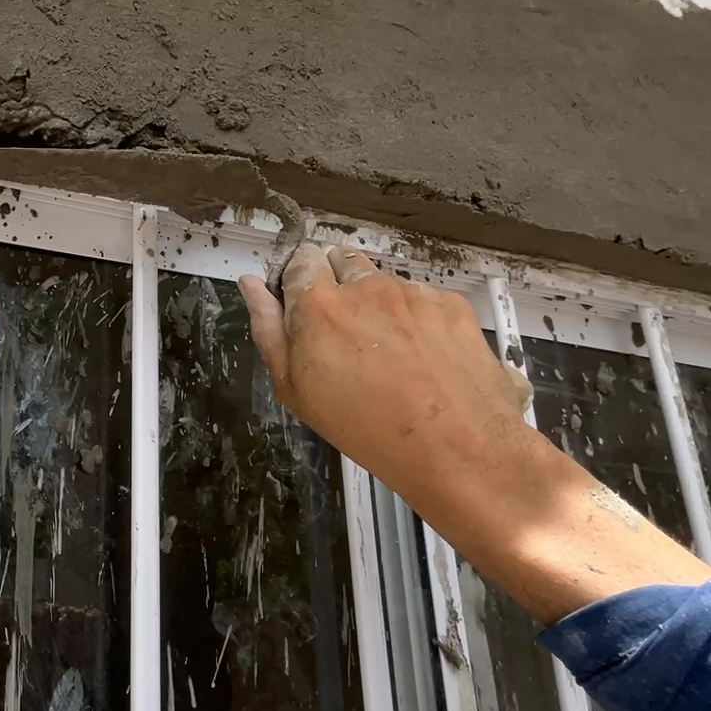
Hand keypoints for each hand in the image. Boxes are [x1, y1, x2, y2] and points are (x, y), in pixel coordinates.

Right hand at [238, 243, 710, 623]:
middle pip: (341, 259)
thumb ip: (267, 328)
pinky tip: (425, 357)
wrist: (460, 451)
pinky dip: (417, 318)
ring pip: (383, 281)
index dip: (300, 279)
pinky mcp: (453, 304)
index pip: (301, 259)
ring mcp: (412, 292)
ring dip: (377, 301)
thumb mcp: (293, 387)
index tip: (304, 307)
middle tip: (345, 329)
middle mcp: (364, 286)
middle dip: (337, 282)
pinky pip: (423, 299)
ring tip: (390, 349)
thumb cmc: (361, 427)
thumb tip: (250, 283)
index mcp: (317, 304)